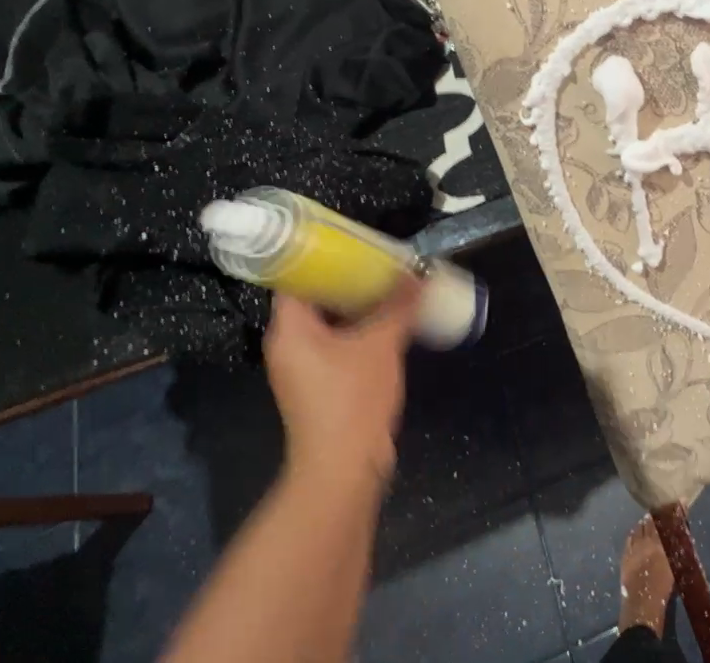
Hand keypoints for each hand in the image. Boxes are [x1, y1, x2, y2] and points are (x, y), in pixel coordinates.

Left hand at [264, 276, 417, 489]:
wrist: (343, 465)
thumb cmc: (352, 398)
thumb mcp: (381, 345)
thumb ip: (400, 306)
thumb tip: (420, 273)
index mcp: (290, 330)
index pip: (296, 280)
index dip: (323, 259)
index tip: (355, 244)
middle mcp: (290, 345)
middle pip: (316, 300)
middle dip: (352, 282)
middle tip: (386, 263)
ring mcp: (305, 368)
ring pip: (331, 324)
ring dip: (361, 307)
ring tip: (396, 288)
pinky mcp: (323, 385)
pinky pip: (340, 345)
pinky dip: (363, 331)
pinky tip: (395, 325)